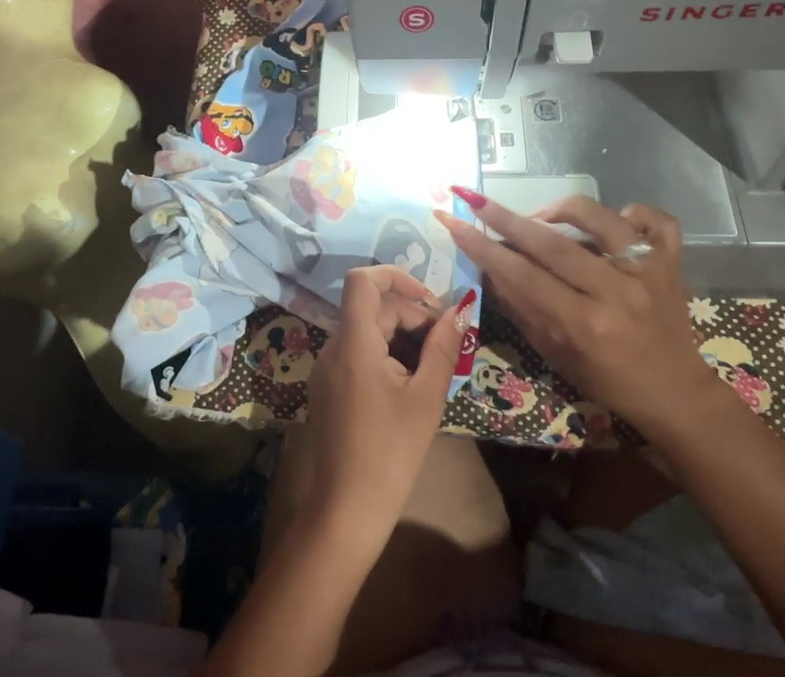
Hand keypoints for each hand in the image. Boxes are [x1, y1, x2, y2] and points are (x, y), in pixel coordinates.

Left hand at [299, 266, 470, 541]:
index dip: (397, 277)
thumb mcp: (426, 396)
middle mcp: (333, 347)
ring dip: (401, 338)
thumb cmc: (391, 451)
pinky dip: (385, 356)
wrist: (347, 506)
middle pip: (371, 307)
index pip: (363, 280)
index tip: (431, 301)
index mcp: (353, 343)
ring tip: (432, 369)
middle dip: (411, 316)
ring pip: (366, 331)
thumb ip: (441, 347)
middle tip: (445, 346)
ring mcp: (326, 368)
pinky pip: (357, 354)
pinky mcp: (327, 388)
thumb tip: (458, 311)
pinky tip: (410, 386)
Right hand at [435, 195, 716, 428]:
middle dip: (507, 219)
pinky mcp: (672, 264)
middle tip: (476, 201)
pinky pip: (656, 220)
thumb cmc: (609, 382)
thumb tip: (489, 268)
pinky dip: (631, 212)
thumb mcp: (556, 355)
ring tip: (542, 216)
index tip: (455, 223)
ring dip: (562, 209)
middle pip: (553, 244)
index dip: (484, 248)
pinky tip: (610, 222)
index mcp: (584, 323)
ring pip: (601, 218)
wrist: (677, 393)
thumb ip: (522, 308)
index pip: (523, 276)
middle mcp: (617, 292)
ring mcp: (649, 273)